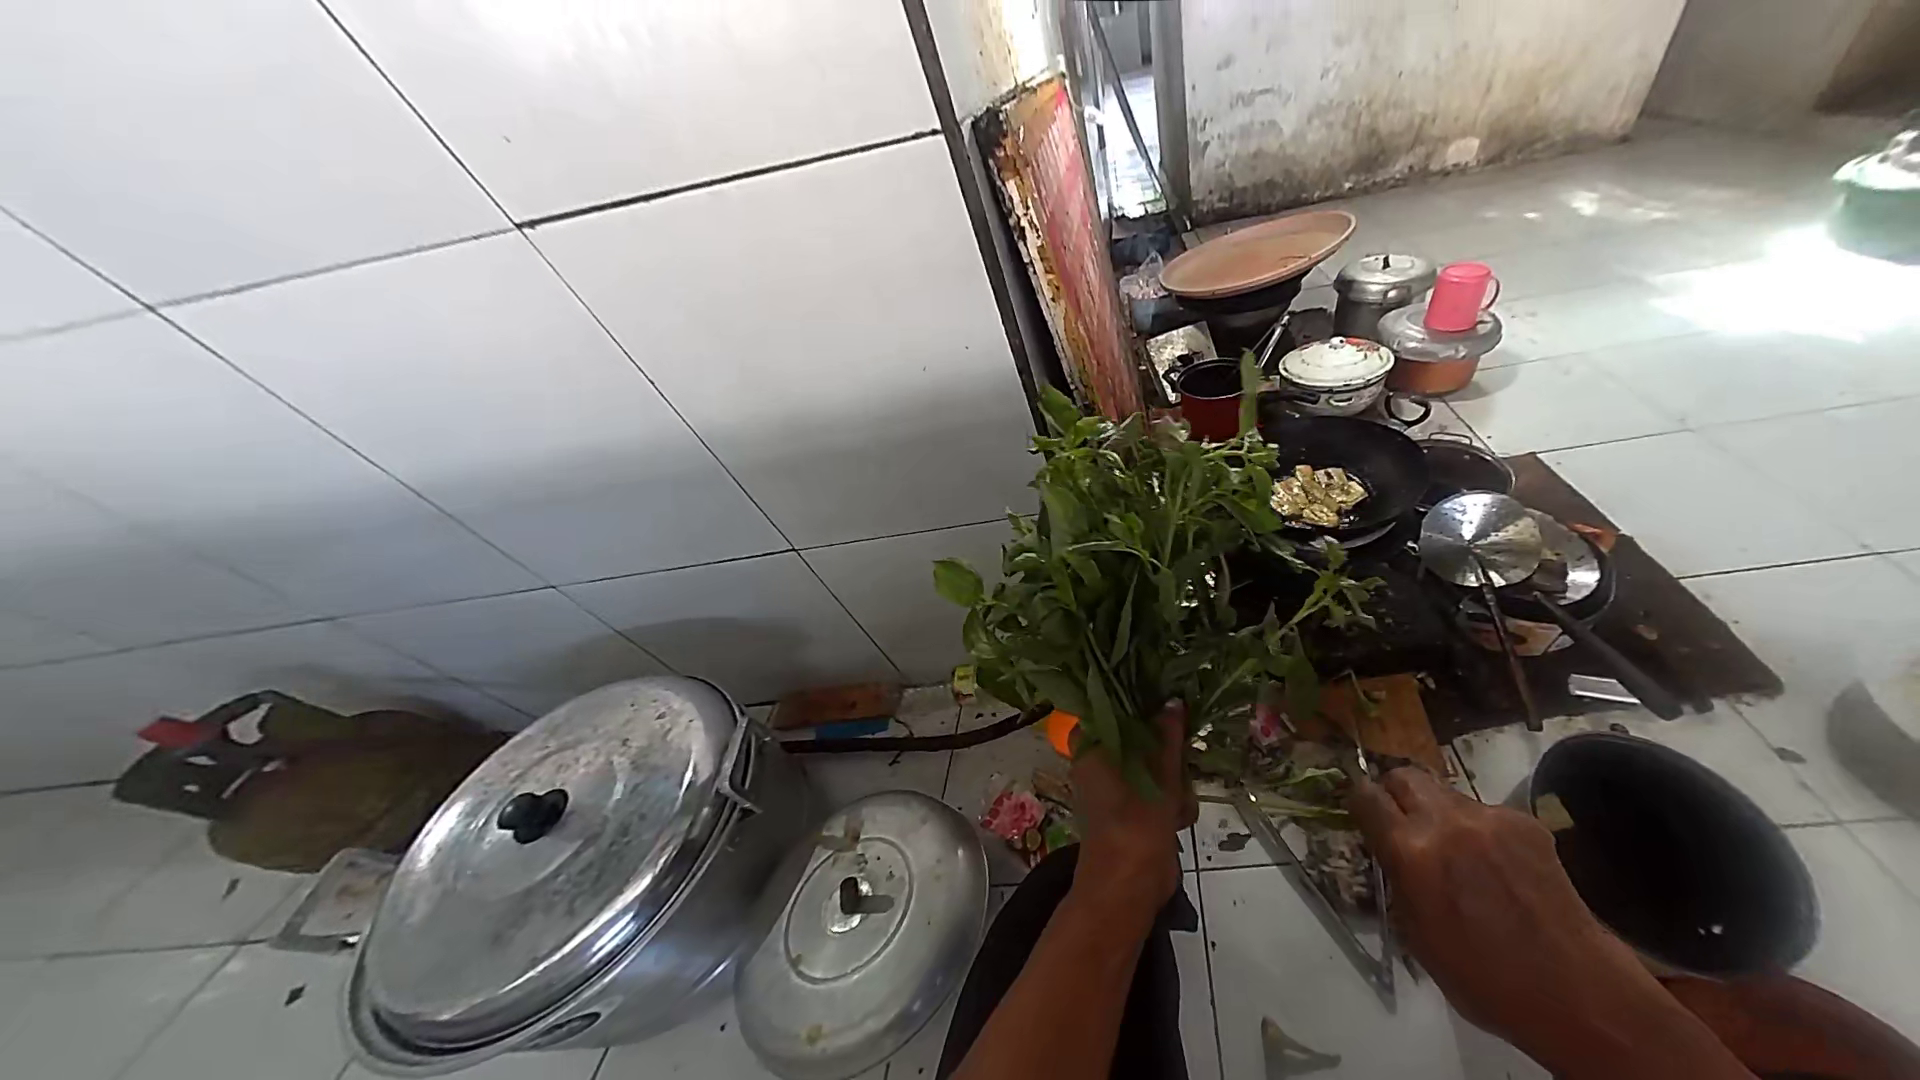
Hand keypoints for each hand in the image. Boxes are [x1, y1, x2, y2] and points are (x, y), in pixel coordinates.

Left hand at [1069, 701, 1196, 910]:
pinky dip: (1167, 803)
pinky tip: (1178, 819)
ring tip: (1177, 802)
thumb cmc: (1135, 822)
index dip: (1138, 709)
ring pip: (1150, 767)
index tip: (1165, 709)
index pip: (1109, 711)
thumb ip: (1166, 736)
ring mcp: (1111, 789)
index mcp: (1089, 748)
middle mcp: (1095, 764)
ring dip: (1171, 784)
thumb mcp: (1159, 774)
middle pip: (1136, 740)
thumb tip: (1171, 700)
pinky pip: (1152, 792)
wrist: (1128, 886)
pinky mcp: (1127, 811)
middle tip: (1179, 767)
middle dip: (1165, 756)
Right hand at [1349, 769, 1747, 1078]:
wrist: (1581, 996)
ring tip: (1454, 849)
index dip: (1358, 802)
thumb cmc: (1484, 979)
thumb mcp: (1414, 932)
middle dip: (1395, 792)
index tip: (1361, 813)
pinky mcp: (1527, 824)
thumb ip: (1396, 876)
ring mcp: (1490, 819)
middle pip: (1404, 776)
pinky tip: (1494, 864)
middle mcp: (1446, 822)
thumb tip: (1390, 851)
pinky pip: (1484, 811)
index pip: (1364, 796)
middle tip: (1400, 819)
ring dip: (1438, 811)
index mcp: (1410, 850)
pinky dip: (1477, 828)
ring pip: (1444, 792)